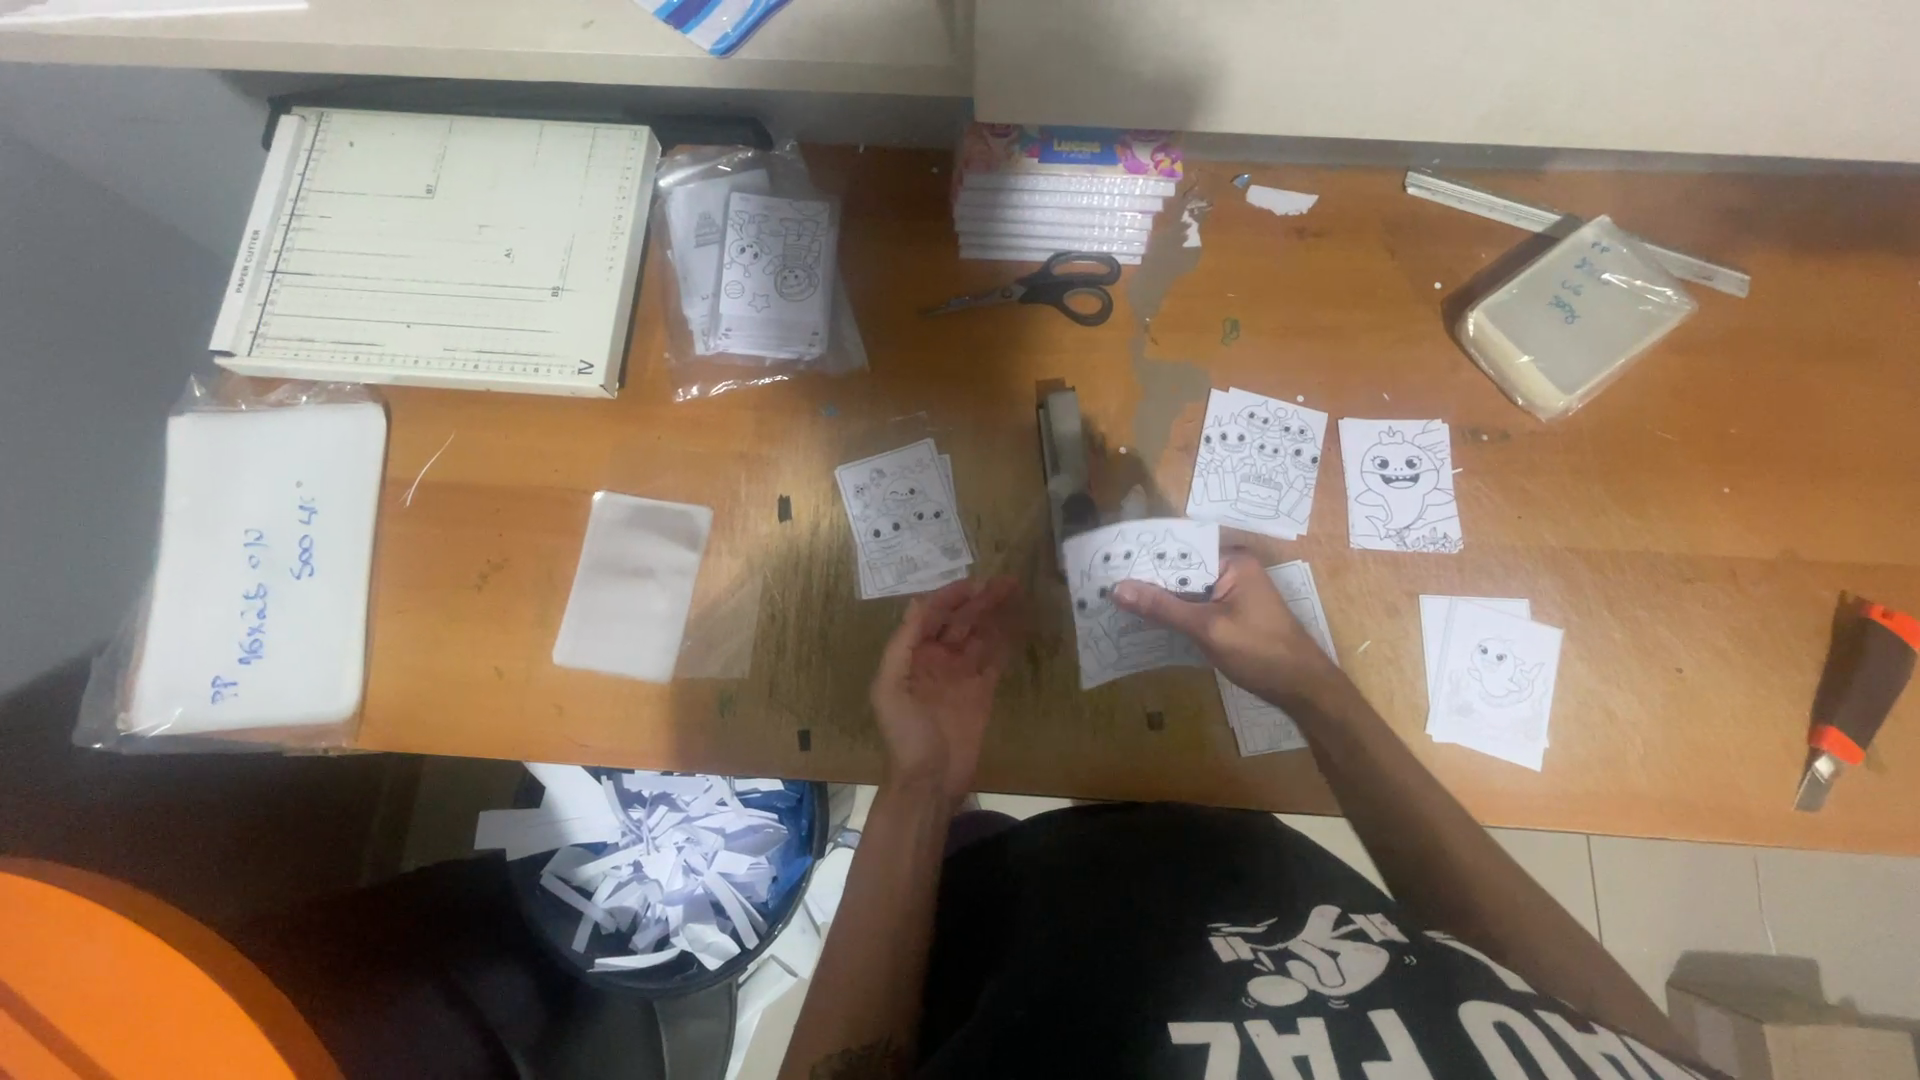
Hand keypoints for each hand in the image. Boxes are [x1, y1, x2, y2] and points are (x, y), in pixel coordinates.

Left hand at [870, 576, 1021, 806]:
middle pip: (959, 621)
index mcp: (912, 655)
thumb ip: (903, 644)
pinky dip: (1005, 641)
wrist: (929, 780)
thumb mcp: (890, 687)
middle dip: (978, 600)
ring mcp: (961, 674)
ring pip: (979, 635)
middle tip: (1005, 582)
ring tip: (1014, 593)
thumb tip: (917, 603)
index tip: (975, 582)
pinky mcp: (982, 691)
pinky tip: (1019, 624)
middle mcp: (936, 659)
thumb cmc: (905, 734)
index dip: (951, 597)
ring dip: (993, 614)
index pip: (931, 616)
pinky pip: (994, 659)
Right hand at [1112, 551, 1335, 702]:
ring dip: (1156, 599)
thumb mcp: (1207, 628)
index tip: (1108, 564)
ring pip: (1184, 589)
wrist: (1303, 689)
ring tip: (1114, 601)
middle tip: (1103, 584)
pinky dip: (1171, 614)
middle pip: (1180, 569)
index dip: (1144, 558)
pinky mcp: (1229, 614)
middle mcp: (1232, 570)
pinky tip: (1143, 621)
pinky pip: (1193, 606)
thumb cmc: (1260, 652)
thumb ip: (1162, 607)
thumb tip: (1117, 589)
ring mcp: (1231, 592)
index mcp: (1232, 561)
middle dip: (1146, 580)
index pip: (1179, 550)